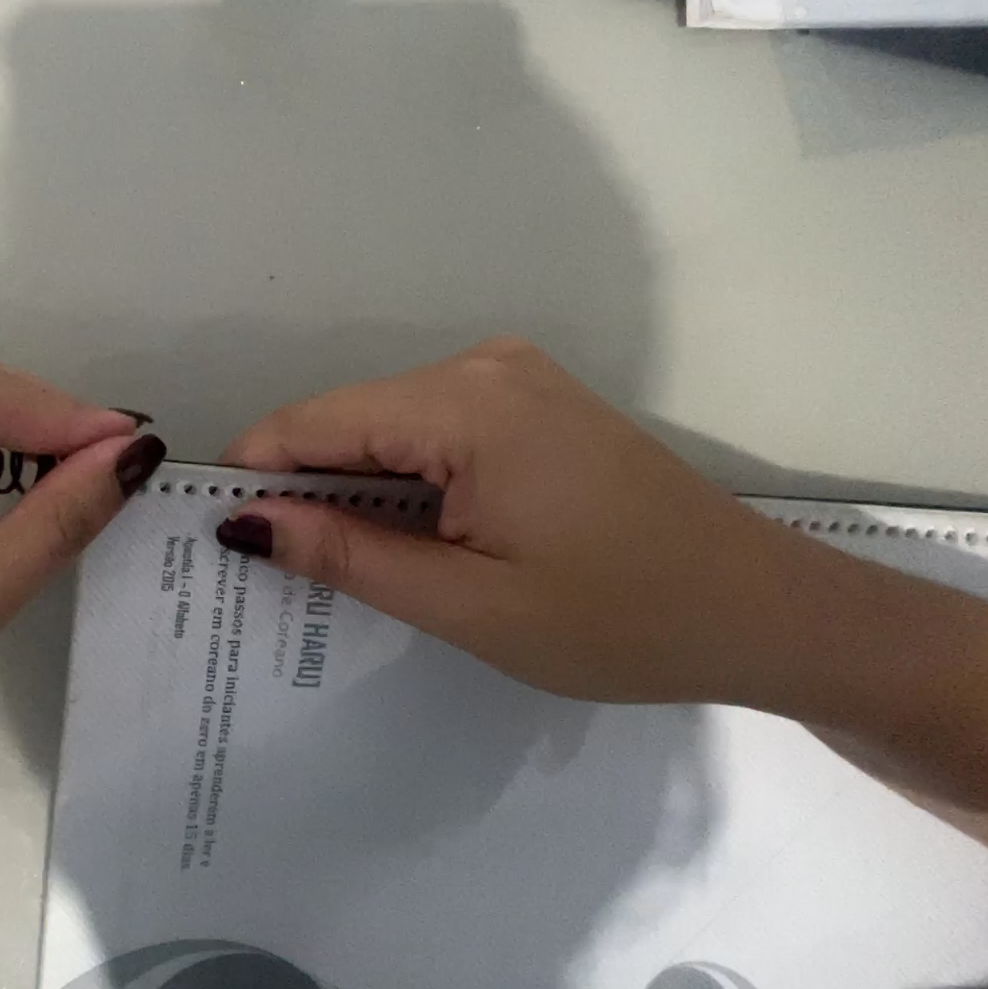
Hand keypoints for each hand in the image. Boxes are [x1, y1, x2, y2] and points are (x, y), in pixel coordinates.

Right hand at [215, 336, 801, 704]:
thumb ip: (346, 555)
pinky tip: (394, 530)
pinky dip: (390, 477)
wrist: (774, 616)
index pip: (311, 423)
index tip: (213, 532)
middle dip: (297, 485)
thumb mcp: (467, 605)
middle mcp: (480, 367)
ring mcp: (507, 377)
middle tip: (269, 561)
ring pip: (377, 424)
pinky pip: (421, 428)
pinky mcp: (522, 400)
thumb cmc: (622, 621)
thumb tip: (242, 524)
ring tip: (329, 556)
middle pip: (342, 419)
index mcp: (466, 407)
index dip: (251, 473)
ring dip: (343, 486)